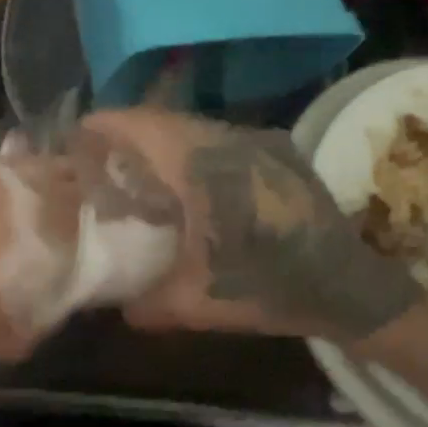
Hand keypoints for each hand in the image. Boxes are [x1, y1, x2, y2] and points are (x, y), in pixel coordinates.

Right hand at [80, 109, 421, 343]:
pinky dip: (192, 149)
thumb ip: (148, 303)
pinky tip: (190, 184)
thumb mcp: (200, 303)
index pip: (137, 123)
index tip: (74, 137)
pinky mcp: (276, 151)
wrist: (353, 288)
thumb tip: (116, 307)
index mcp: (198, 164)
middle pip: (160, 119)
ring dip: (161, 140)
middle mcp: (224, 139)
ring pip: (191, 125)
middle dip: (126, 133)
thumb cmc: (269, 287)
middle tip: (101, 159)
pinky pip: (219, 137)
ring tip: (140, 171)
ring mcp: (255, 140)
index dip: (101, 125)